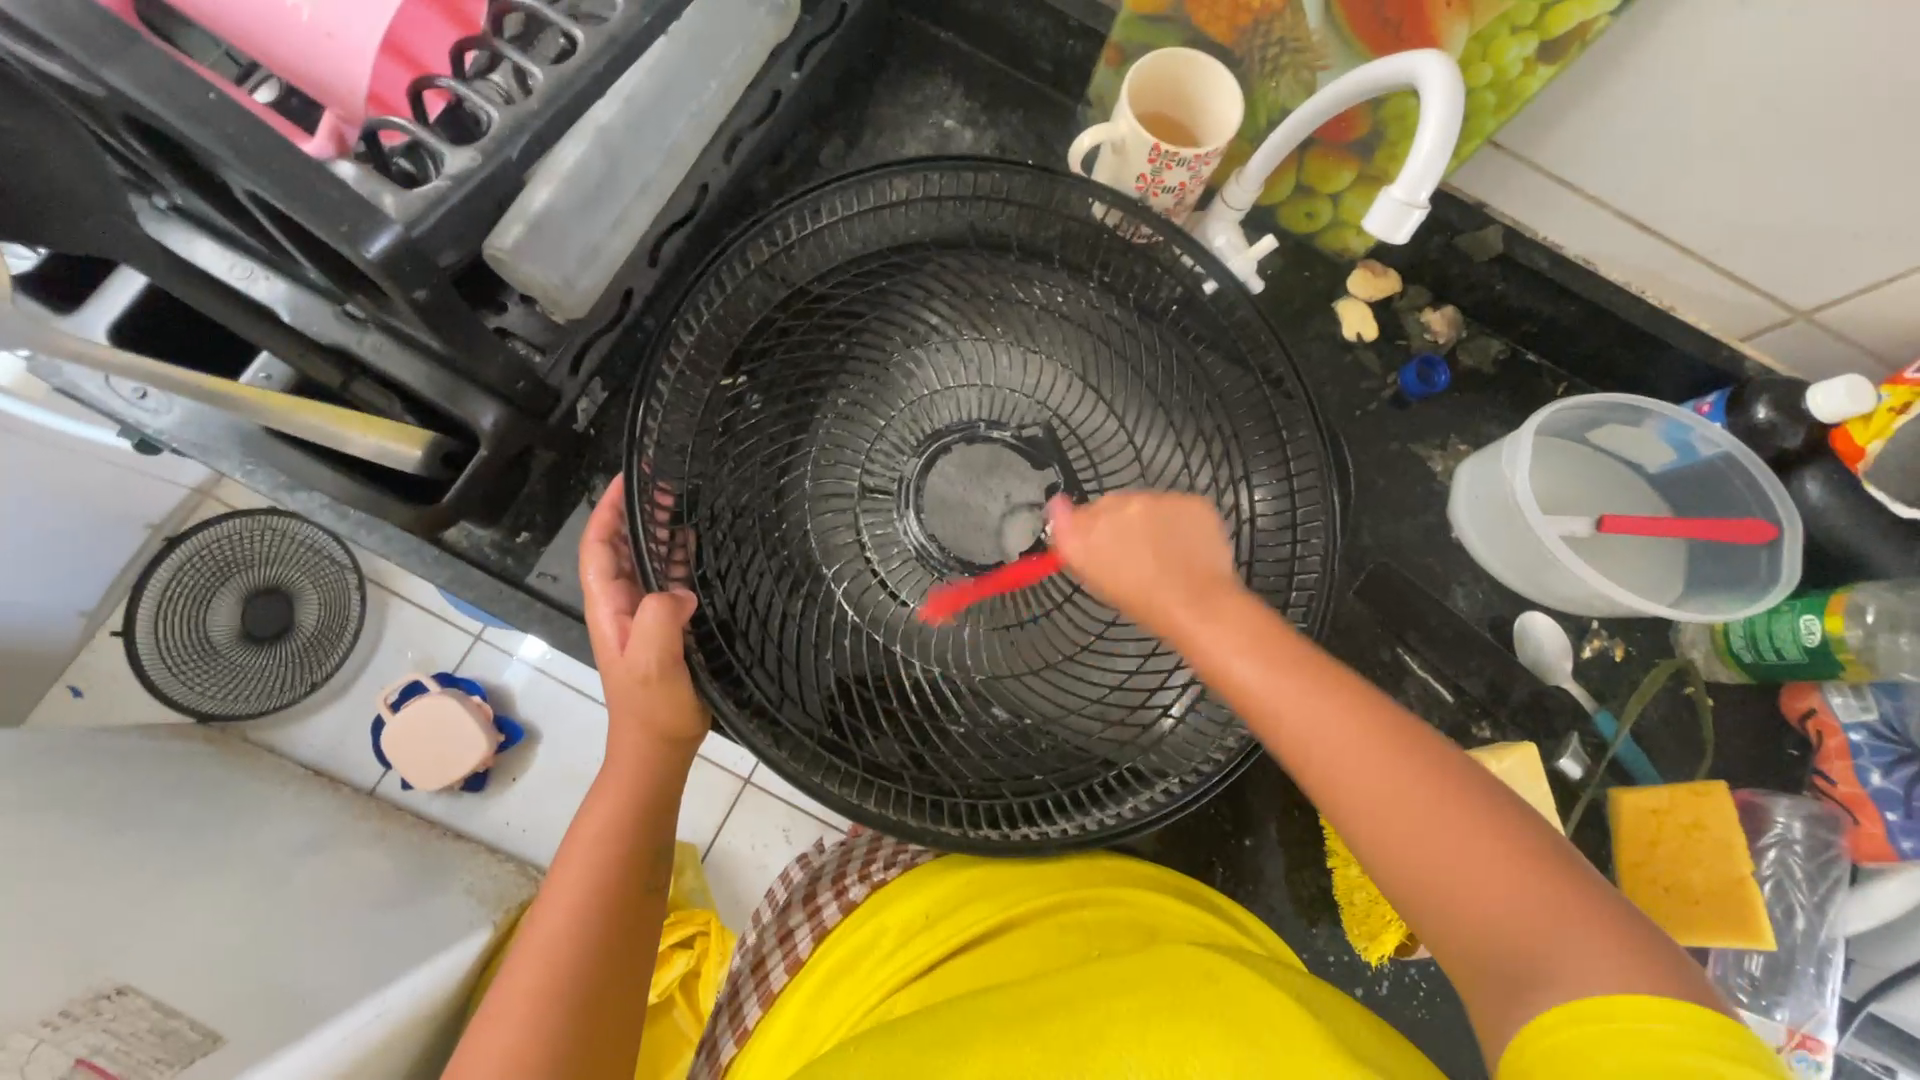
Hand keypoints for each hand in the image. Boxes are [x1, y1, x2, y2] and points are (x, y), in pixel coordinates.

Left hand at [579, 475, 708, 756]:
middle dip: (638, 512)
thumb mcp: (652, 664)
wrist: (659, 748)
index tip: (628, 479)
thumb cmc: (652, 708)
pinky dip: (681, 557)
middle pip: (623, 547)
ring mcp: (645, 616)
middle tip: (669, 482)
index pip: (600, 548)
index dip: (607, 512)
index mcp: (610, 608)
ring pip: (648, 561)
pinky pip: (671, 580)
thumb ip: (658, 620)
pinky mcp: (668, 626)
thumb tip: (680, 590)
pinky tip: (700, 543)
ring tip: (685, 501)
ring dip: (661, 531)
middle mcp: (623, 605)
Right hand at [1045, 491, 1246, 635]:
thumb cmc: (1142, 602)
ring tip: (1164, 555)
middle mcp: (1118, 504)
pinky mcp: (1188, 500)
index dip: (1087, 528)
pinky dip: (1180, 522)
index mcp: (1088, 528)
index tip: (1100, 547)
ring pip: (1148, 505)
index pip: (1074, 512)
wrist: (1196, 604)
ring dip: (1150, 521)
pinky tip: (1185, 548)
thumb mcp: (1095, 577)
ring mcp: (1156, 498)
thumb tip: (1057, 504)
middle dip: (1119, 523)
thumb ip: (1071, 539)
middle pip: (1112, 504)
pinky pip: (1178, 508)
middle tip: (1134, 556)